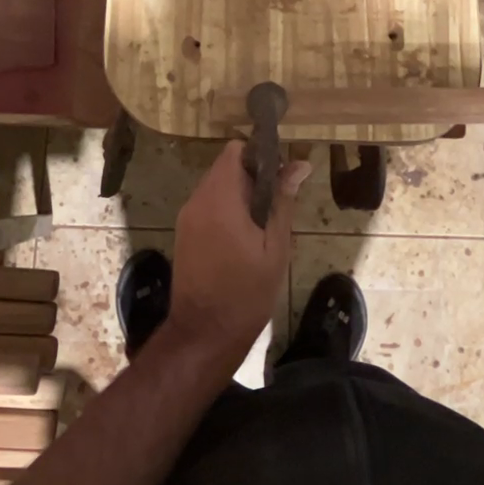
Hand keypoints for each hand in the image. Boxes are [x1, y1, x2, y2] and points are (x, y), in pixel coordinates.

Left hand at [168, 140, 311, 361]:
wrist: (204, 333)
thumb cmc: (246, 292)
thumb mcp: (275, 247)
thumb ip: (282, 201)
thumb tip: (299, 164)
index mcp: (219, 198)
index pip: (234, 151)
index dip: (259, 155)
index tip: (281, 175)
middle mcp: (197, 200)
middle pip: (225, 167)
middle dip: (252, 177)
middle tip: (278, 203)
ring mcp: (187, 216)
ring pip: (216, 186)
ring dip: (240, 194)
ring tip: (264, 224)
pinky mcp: (184, 232)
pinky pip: (208, 205)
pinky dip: (227, 209)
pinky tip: (245, 236)